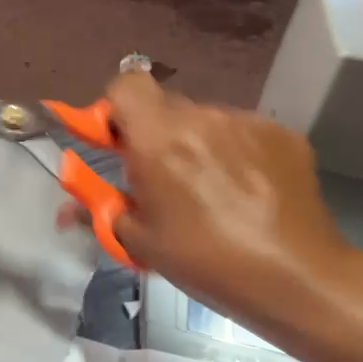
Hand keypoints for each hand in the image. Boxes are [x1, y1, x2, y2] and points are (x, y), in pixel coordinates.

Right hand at [89, 72, 356, 321]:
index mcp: (160, 138)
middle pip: (166, 107)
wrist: (295, 277)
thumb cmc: (204, 260)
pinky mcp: (285, 135)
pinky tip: (246, 196)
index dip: (115, 109)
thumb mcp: (139, 242)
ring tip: (209, 195)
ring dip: (197, 147)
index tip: (117, 146)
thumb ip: (100, 211)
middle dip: (156, 137)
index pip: (126, 85)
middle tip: (161, 183)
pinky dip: (236, 156)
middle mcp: (204, 117)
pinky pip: (244, 135)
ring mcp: (249, 122)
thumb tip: (67, 207)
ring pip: (207, 122)